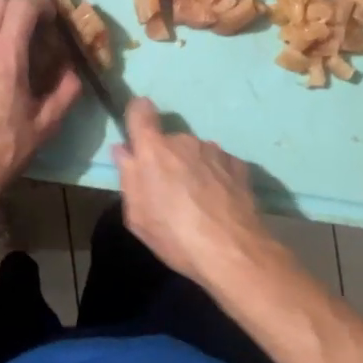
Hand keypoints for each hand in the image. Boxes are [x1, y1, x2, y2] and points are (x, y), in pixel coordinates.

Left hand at [0, 0, 81, 196]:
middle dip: (22, 1)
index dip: (40, 4)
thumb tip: (74, 70)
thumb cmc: (7, 147)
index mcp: (6, 62)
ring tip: (12, 18)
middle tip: (37, 18)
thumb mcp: (47, 124)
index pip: (20, 8)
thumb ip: (66, 92)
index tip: (52, 18)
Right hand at [111, 97, 269, 286]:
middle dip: (167, 159)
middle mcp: (185, 141)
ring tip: (198, 202)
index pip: (140, 111)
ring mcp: (215, 151)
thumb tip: (124, 150)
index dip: (138, 116)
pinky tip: (219, 202)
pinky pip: (219, 164)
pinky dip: (216, 177)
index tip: (139, 132)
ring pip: (196, 152)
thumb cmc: (174, 235)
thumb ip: (128, 177)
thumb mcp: (137, 215)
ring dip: (193, 168)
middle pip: (170, 141)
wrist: (232, 251)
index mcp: (154, 150)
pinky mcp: (239, 164)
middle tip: (169, 191)